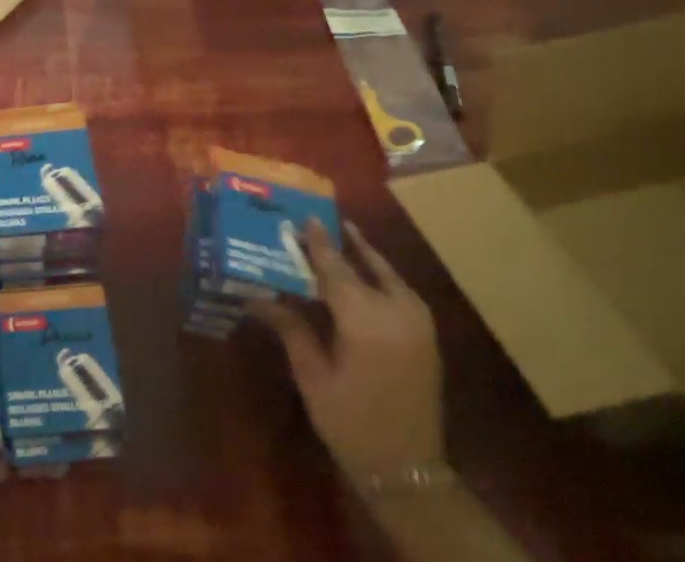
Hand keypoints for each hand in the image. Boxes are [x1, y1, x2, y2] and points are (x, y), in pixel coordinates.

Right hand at [249, 220, 444, 479]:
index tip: (303, 217)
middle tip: (316, 221)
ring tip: (342, 233)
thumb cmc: (350, 422)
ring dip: (364, 255)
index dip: (317, 244)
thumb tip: (257, 297)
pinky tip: (365, 271)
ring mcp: (418, 322)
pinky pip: (400, 290)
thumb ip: (291, 329)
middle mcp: (397, 313)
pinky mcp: (426, 334)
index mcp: (366, 322)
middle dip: (339, 244)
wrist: (407, 467)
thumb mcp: (313, 376)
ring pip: (388, 274)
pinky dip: (381, 274)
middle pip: (363, 267)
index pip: (336, 271)